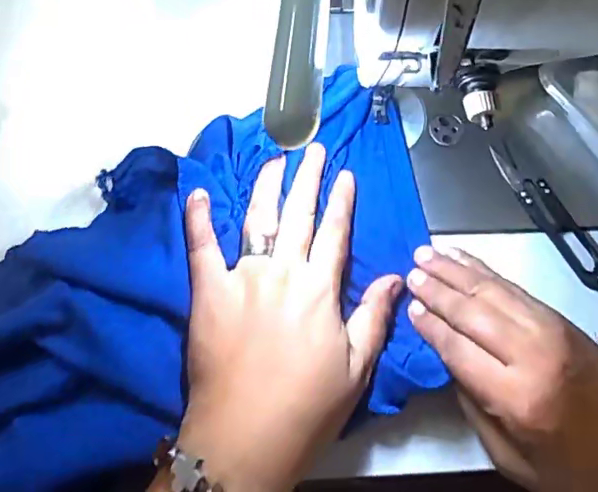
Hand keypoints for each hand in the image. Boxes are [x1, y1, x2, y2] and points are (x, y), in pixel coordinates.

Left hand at [161, 144, 404, 491]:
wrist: (239, 447)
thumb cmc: (304, 409)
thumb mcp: (354, 368)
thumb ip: (374, 315)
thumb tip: (397, 276)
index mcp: (320, 288)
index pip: (335, 231)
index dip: (342, 199)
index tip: (346, 173)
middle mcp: (283, 272)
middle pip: (299, 214)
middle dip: (309, 178)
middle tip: (314, 149)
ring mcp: (243, 280)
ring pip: (258, 220)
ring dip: (267, 185)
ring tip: (274, 159)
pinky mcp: (208, 295)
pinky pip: (202, 250)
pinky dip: (200, 220)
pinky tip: (200, 194)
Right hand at [406, 247, 597, 491]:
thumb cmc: (575, 468)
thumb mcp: (516, 460)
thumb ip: (478, 410)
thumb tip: (451, 364)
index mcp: (519, 395)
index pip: (462, 349)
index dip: (433, 325)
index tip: (410, 305)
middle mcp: (533, 350)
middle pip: (475, 310)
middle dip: (440, 288)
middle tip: (412, 268)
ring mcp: (549, 327)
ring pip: (494, 290)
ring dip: (459, 270)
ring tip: (430, 253)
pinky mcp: (559, 317)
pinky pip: (515, 289)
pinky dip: (488, 272)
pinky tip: (469, 262)